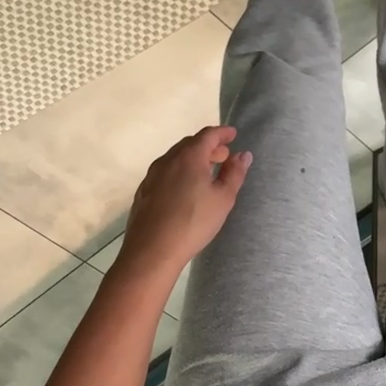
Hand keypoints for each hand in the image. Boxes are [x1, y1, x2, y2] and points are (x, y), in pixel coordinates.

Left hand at [113, 126, 251, 274]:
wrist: (151, 252)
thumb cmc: (193, 223)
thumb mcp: (223, 198)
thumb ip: (235, 173)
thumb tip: (243, 155)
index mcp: (189, 157)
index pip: (208, 135)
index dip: (222, 133)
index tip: (233, 134)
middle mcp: (168, 160)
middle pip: (190, 144)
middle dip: (208, 146)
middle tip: (223, 155)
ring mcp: (152, 176)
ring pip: (175, 158)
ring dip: (192, 158)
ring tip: (205, 171)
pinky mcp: (143, 192)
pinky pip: (165, 172)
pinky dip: (179, 171)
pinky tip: (184, 188)